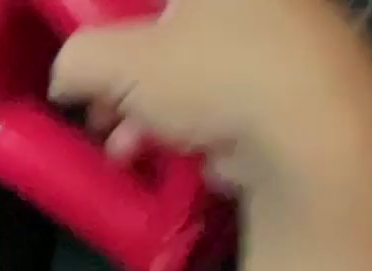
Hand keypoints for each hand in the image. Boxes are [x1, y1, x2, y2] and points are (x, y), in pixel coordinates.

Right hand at [50, 0, 371, 194]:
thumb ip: (76, 60)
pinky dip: (177, 125)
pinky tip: (155, 154)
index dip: (105, 25)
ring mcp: (279, 31)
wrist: (305, 131)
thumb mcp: (118, 62)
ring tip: (123, 147)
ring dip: (139, 112)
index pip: (140, 0)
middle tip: (98, 111)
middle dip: (119, 79)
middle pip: (161, 30)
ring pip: (183, 68)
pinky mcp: (285, 78)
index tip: (86, 63)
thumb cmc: (211, 74)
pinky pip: (211, 95)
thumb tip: (66, 76)